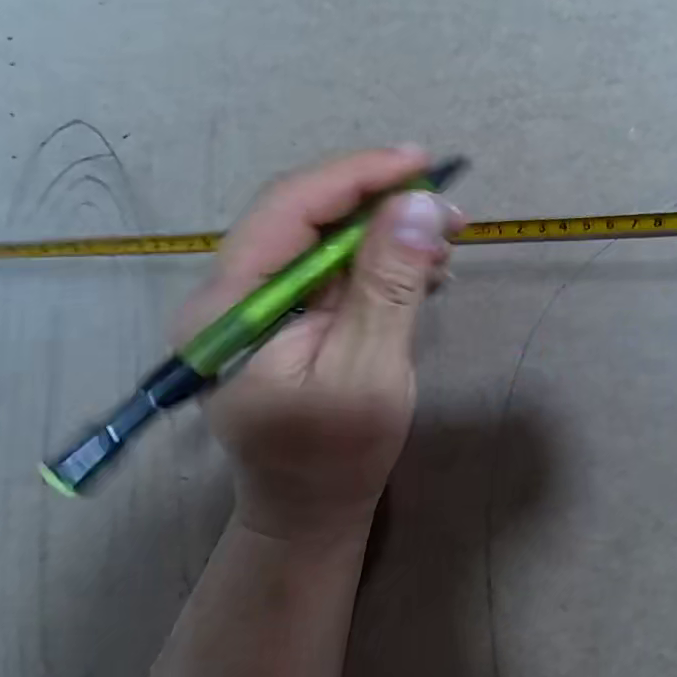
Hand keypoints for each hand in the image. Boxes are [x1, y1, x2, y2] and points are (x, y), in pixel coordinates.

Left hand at [178, 146, 464, 543]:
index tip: (422, 164)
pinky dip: (377, 260)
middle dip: (378, 203)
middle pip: (302, 216)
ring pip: (320, 238)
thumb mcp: (370, 373)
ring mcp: (255, 304)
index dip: (356, 176)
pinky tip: (419, 269)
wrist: (309, 512)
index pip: (288, 209)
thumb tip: (418, 204)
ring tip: (442, 243)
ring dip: (383, 231)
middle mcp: (230, 293)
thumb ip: (388, 288)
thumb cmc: (336, 457)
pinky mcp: (282, 316)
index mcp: (230, 306)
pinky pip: (329, 268)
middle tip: (446, 208)